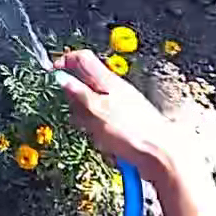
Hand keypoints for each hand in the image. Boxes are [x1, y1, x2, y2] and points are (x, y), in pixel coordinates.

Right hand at [54, 49, 194, 181]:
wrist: (164, 157)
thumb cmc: (134, 133)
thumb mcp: (97, 112)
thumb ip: (78, 94)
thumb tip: (61, 78)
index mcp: (108, 81)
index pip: (82, 58)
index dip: (64, 62)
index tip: (51, 75)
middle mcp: (116, 90)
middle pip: (86, 84)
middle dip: (75, 101)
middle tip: (76, 116)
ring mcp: (122, 107)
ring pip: (93, 107)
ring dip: (88, 121)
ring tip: (97, 135)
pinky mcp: (127, 124)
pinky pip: (103, 125)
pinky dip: (100, 134)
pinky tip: (109, 146)